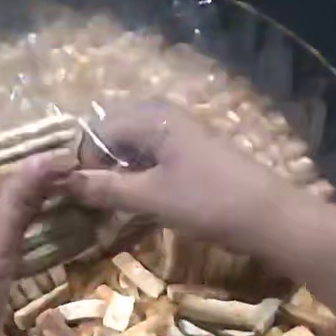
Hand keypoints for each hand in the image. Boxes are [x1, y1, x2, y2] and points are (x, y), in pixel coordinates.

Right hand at [67, 103, 302, 251]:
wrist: (271, 217)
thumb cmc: (209, 202)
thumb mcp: (152, 197)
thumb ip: (106, 188)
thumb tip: (63, 184)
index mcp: (153, 118)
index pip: (97, 130)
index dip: (80, 161)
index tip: (72, 194)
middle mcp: (166, 118)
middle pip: (115, 136)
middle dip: (97, 166)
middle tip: (87, 201)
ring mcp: (183, 136)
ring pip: (134, 149)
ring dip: (118, 174)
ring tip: (107, 206)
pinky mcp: (194, 156)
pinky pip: (154, 160)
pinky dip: (139, 178)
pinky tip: (137, 202)